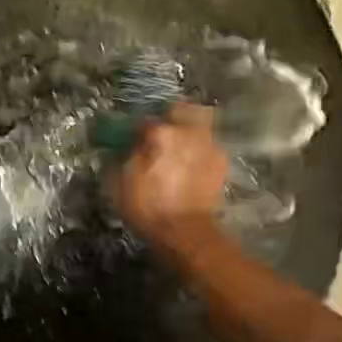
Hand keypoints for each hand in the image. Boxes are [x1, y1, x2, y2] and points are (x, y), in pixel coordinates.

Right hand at [115, 104, 227, 252]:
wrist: (186, 233)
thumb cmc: (148, 208)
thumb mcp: (120, 184)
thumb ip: (124, 157)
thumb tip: (129, 146)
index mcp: (160, 133)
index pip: (146, 119)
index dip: (139, 129)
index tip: (135, 139)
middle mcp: (188, 132)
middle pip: (184, 108)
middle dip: (174, 115)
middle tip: (165, 130)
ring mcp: (209, 145)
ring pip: (201, 125)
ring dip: (190, 132)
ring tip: (180, 149)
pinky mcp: (221, 162)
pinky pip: (209, 146)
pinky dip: (200, 151)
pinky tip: (192, 166)